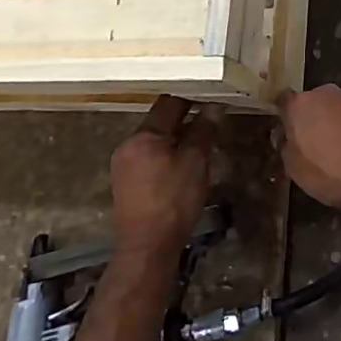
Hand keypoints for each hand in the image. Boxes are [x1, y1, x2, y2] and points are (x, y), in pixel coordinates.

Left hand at [111, 96, 218, 264]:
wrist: (148, 248)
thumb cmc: (174, 200)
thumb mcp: (196, 161)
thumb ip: (204, 130)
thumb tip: (214, 106)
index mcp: (142, 136)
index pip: (169, 103)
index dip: (193, 96)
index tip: (215, 92)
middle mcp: (128, 146)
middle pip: (161, 121)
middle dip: (188, 117)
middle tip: (215, 115)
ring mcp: (125, 165)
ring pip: (158, 140)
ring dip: (180, 136)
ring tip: (206, 138)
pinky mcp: (128, 183)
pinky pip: (152, 156)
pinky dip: (171, 153)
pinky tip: (189, 160)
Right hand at [278, 87, 340, 208]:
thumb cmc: (328, 169)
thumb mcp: (294, 167)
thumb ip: (285, 146)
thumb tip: (285, 136)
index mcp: (299, 104)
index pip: (282, 101)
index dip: (282, 116)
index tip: (282, 132)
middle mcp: (323, 93)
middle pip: (308, 104)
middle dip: (306, 120)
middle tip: (306, 145)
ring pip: (329, 109)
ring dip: (327, 124)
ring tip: (330, 150)